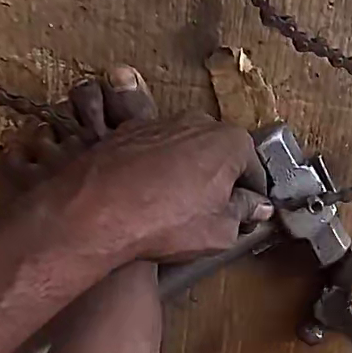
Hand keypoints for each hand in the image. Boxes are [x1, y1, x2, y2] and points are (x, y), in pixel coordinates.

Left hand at [6, 67, 270, 262]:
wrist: (97, 212)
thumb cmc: (164, 221)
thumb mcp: (220, 230)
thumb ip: (243, 213)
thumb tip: (254, 207)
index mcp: (231, 142)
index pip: (254, 170)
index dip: (252, 196)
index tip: (247, 213)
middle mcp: (197, 122)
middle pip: (220, 154)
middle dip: (219, 180)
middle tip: (213, 213)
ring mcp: (160, 123)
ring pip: (185, 150)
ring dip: (186, 173)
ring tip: (176, 208)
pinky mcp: (127, 132)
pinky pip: (153, 152)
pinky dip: (155, 170)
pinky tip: (148, 198)